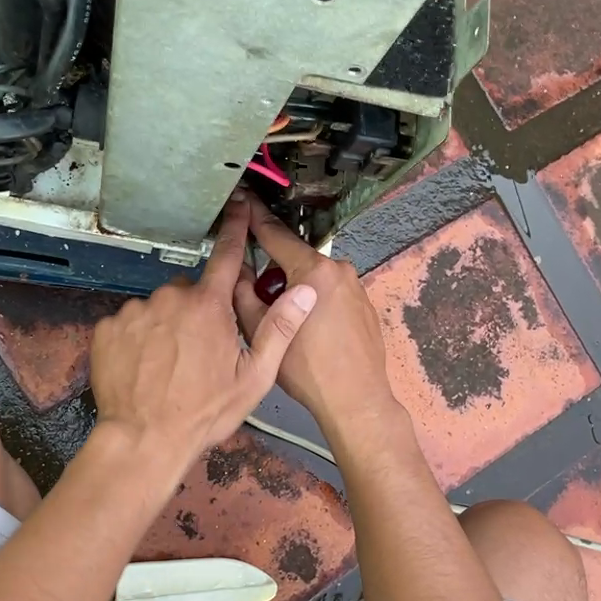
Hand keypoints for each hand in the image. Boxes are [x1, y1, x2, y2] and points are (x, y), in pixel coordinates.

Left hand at [89, 198, 318, 467]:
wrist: (144, 439)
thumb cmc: (203, 413)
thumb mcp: (254, 377)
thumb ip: (280, 329)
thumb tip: (306, 292)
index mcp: (208, 306)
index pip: (227, 255)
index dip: (235, 228)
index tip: (239, 204)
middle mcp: (169, 298)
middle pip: (189, 291)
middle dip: (196, 311)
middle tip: (199, 352)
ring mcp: (135, 312)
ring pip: (158, 308)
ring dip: (165, 326)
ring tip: (169, 366)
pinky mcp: (108, 328)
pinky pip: (129, 323)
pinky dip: (137, 339)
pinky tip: (144, 367)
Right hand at [232, 197, 400, 438]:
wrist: (355, 398)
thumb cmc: (308, 371)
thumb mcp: (262, 334)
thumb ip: (244, 297)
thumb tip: (236, 276)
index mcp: (312, 271)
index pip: (276, 234)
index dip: (254, 218)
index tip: (243, 201)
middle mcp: (338, 270)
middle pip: (295, 259)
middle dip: (275, 274)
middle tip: (261, 303)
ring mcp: (355, 286)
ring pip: (313, 278)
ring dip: (295, 290)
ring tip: (286, 325)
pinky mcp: (364, 304)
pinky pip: (331, 293)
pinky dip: (315, 303)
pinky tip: (310, 333)